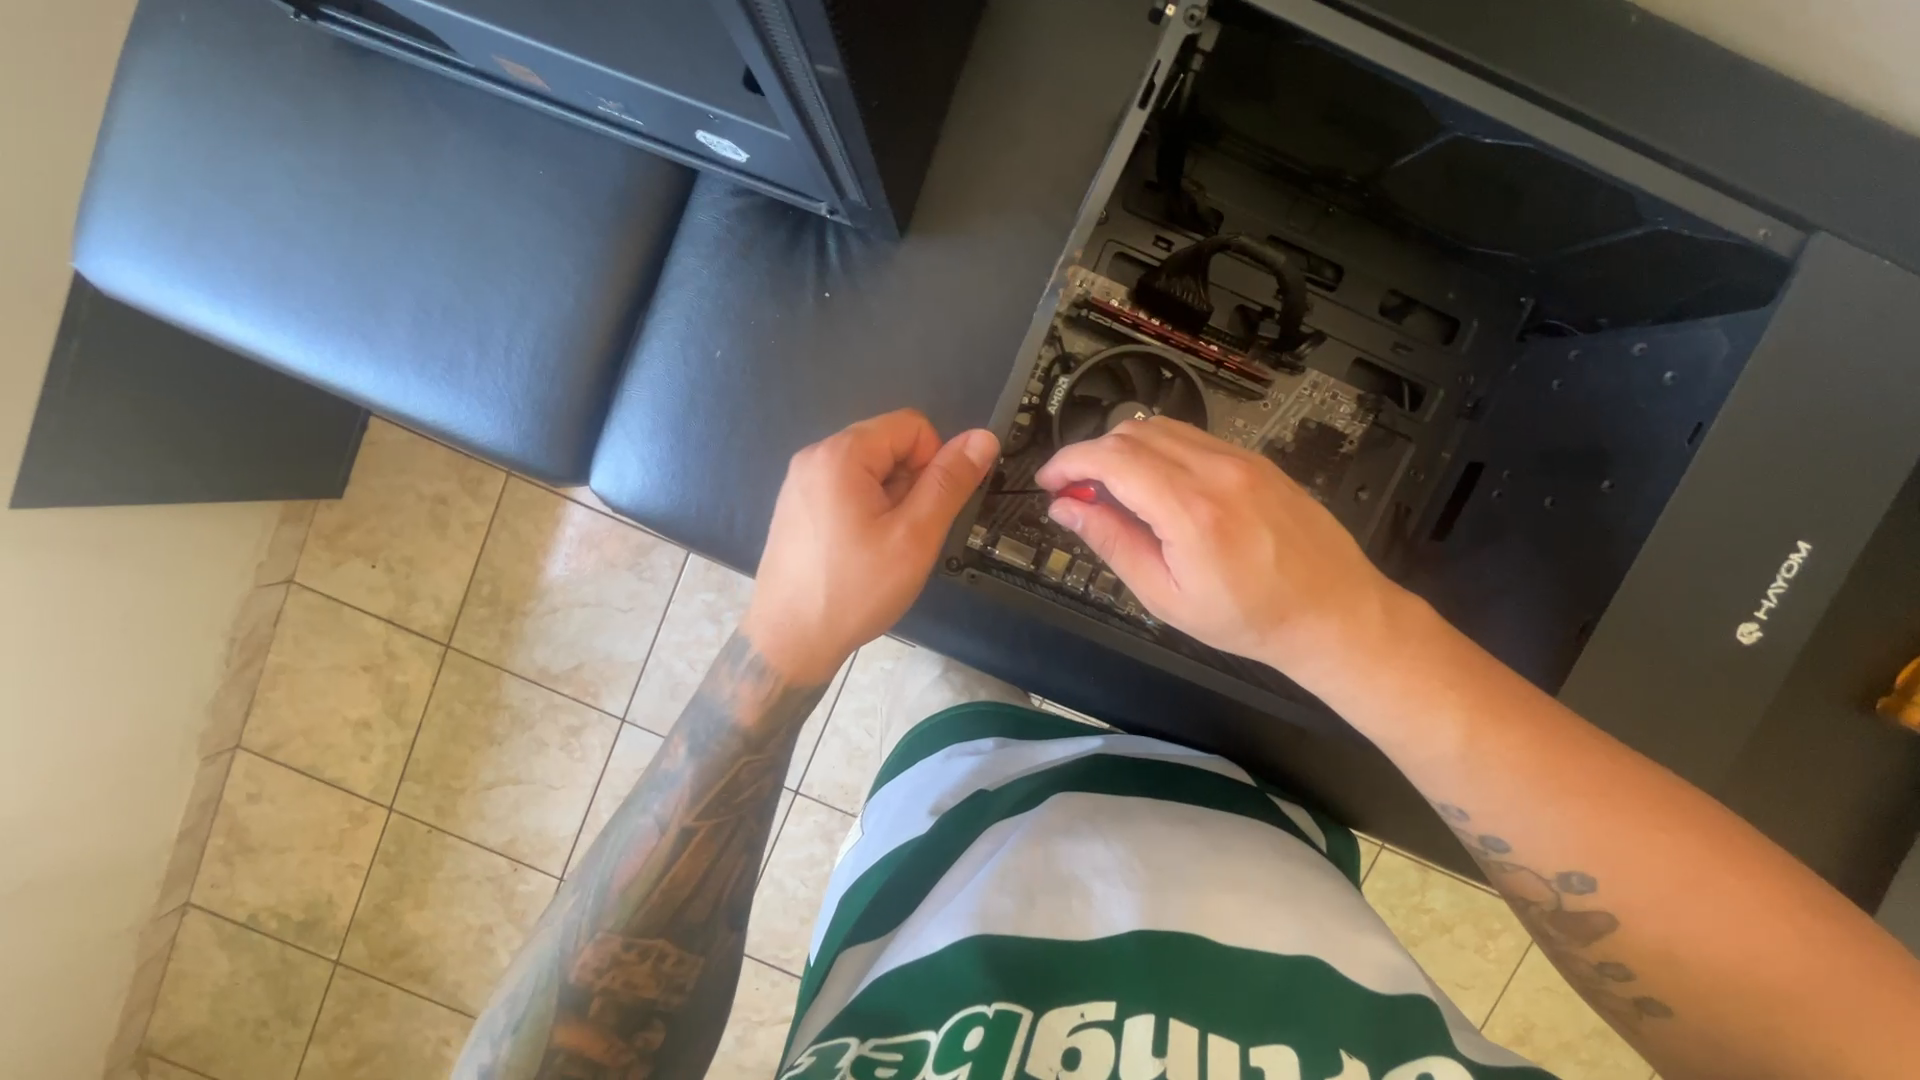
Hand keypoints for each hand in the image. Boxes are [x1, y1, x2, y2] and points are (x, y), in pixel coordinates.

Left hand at [741, 409, 998, 684]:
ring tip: (883, 548)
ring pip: (869, 471)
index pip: (912, 426)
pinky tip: (861, 553)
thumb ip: (950, 482)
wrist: (789, 642)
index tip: (928, 510)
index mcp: (840, 454)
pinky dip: (865, 512)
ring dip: (890, 500)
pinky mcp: (796, 509)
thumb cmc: (855, 590)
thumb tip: (984, 437)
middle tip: (907, 534)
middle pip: (887, 444)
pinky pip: (845, 491)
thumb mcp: (915, 536)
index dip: (934, 462)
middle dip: (911, 482)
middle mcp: (814, 457)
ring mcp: (800, 484)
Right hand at [1034, 416, 1407, 679]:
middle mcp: (1217, 471)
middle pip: (1130, 433)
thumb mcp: (1165, 596)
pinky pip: (1192, 438)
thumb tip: (1066, 509)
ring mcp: (1241, 459)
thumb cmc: (1250, 618)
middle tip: (1077, 493)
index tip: (1049, 481)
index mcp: (1191, 510)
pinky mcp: (1256, 460)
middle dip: (1090, 455)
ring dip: (1123, 450)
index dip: (1068, 462)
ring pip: (1160, 427)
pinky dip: (1158, 451)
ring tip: (1113, 492)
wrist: (1332, 612)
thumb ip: (1112, 543)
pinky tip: (1156, 488)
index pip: (1110, 458)